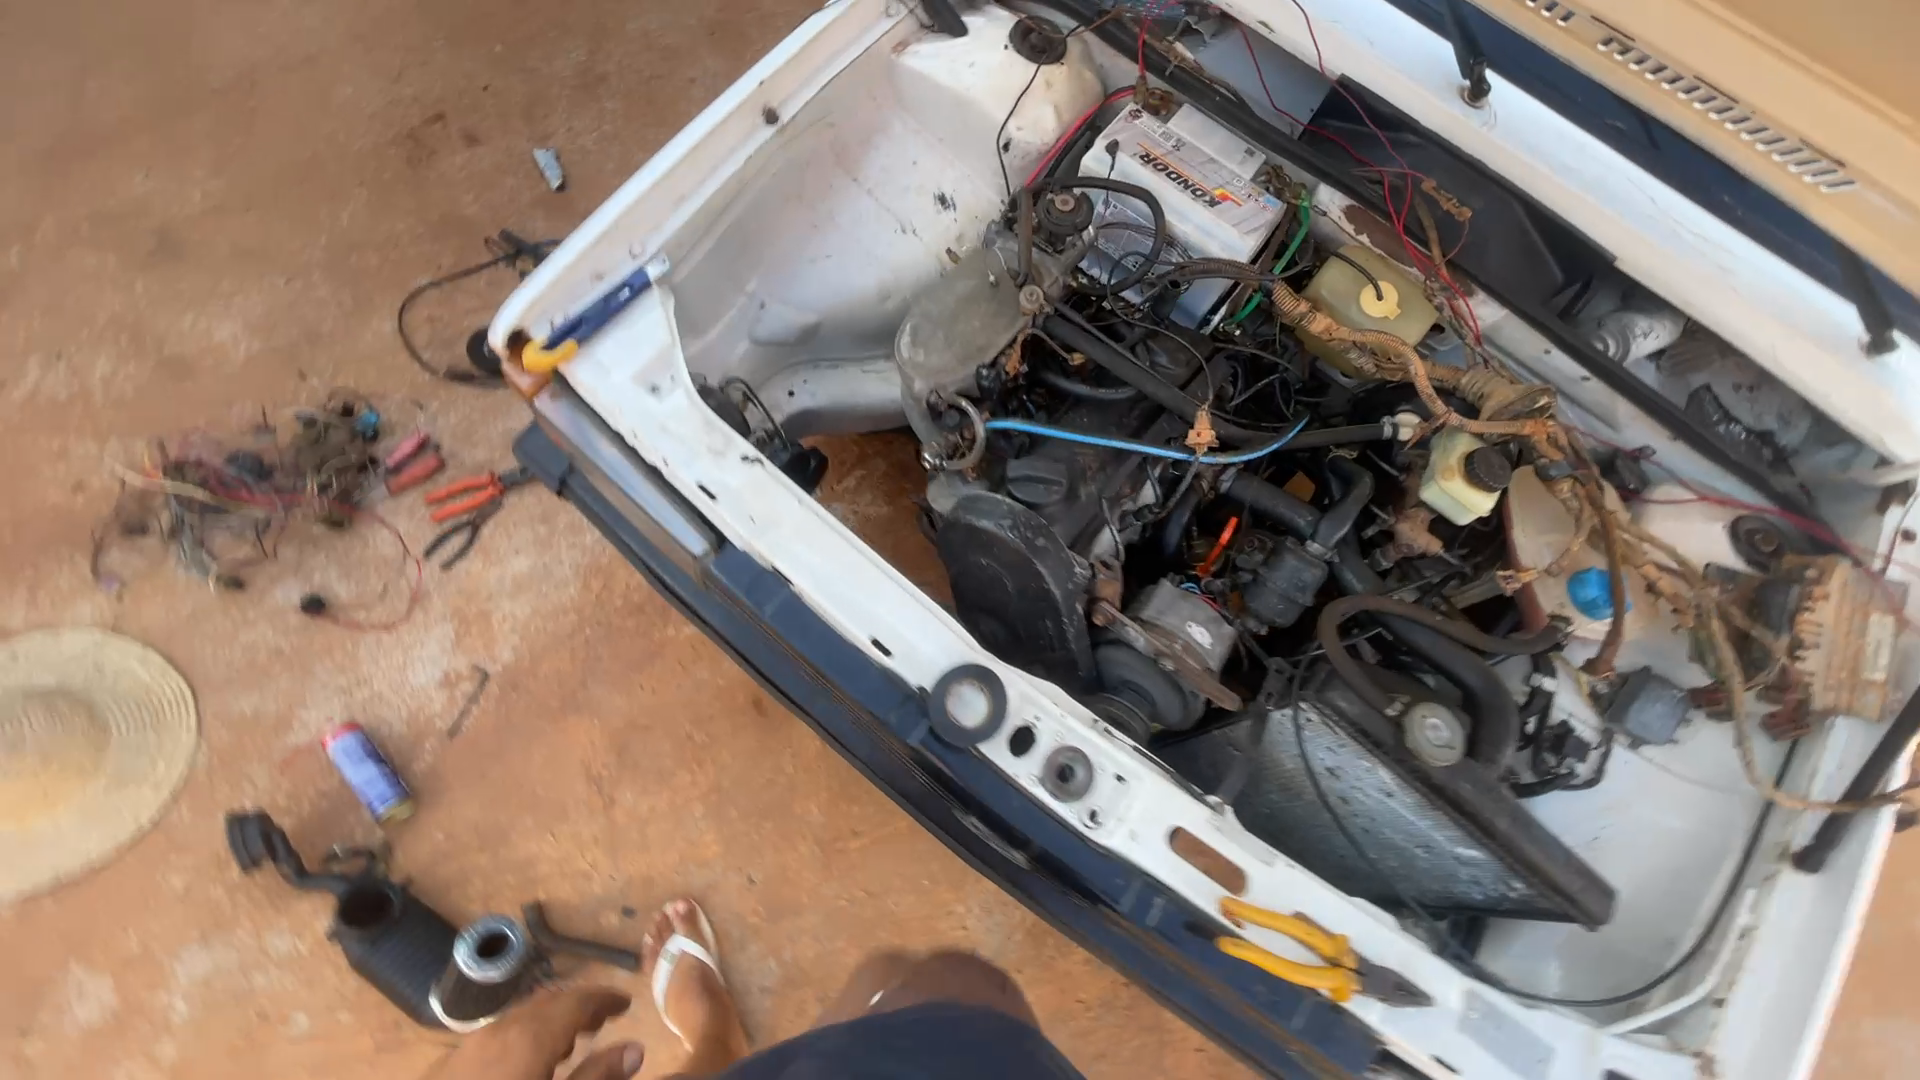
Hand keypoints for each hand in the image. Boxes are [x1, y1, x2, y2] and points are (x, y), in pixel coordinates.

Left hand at [421, 986, 642, 1079]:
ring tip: (567, 1046)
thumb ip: (597, 1078)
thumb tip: (635, 1049)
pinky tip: (521, 1069)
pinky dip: (520, 1039)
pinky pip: (493, 1039)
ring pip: (518, 1019)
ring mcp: (465, 1050)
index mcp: (530, 1037)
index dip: (604, 999)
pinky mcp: (443, 1071)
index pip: (577, 1000)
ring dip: (548, 1024)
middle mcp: (499, 1031)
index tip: (626, 1004)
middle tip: (602, 1021)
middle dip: (577, 1007)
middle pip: (547, 1003)